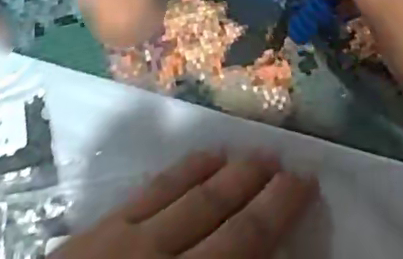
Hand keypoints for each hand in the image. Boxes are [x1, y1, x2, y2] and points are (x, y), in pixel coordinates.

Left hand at [53, 151, 315, 258]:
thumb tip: (264, 256)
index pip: (244, 241)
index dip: (278, 211)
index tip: (305, 182)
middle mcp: (160, 257)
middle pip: (219, 210)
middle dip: (257, 184)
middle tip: (285, 161)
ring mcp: (125, 239)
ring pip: (186, 192)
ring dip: (224, 171)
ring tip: (253, 153)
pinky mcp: (97, 230)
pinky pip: (148, 190)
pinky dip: (180, 172)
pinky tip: (199, 160)